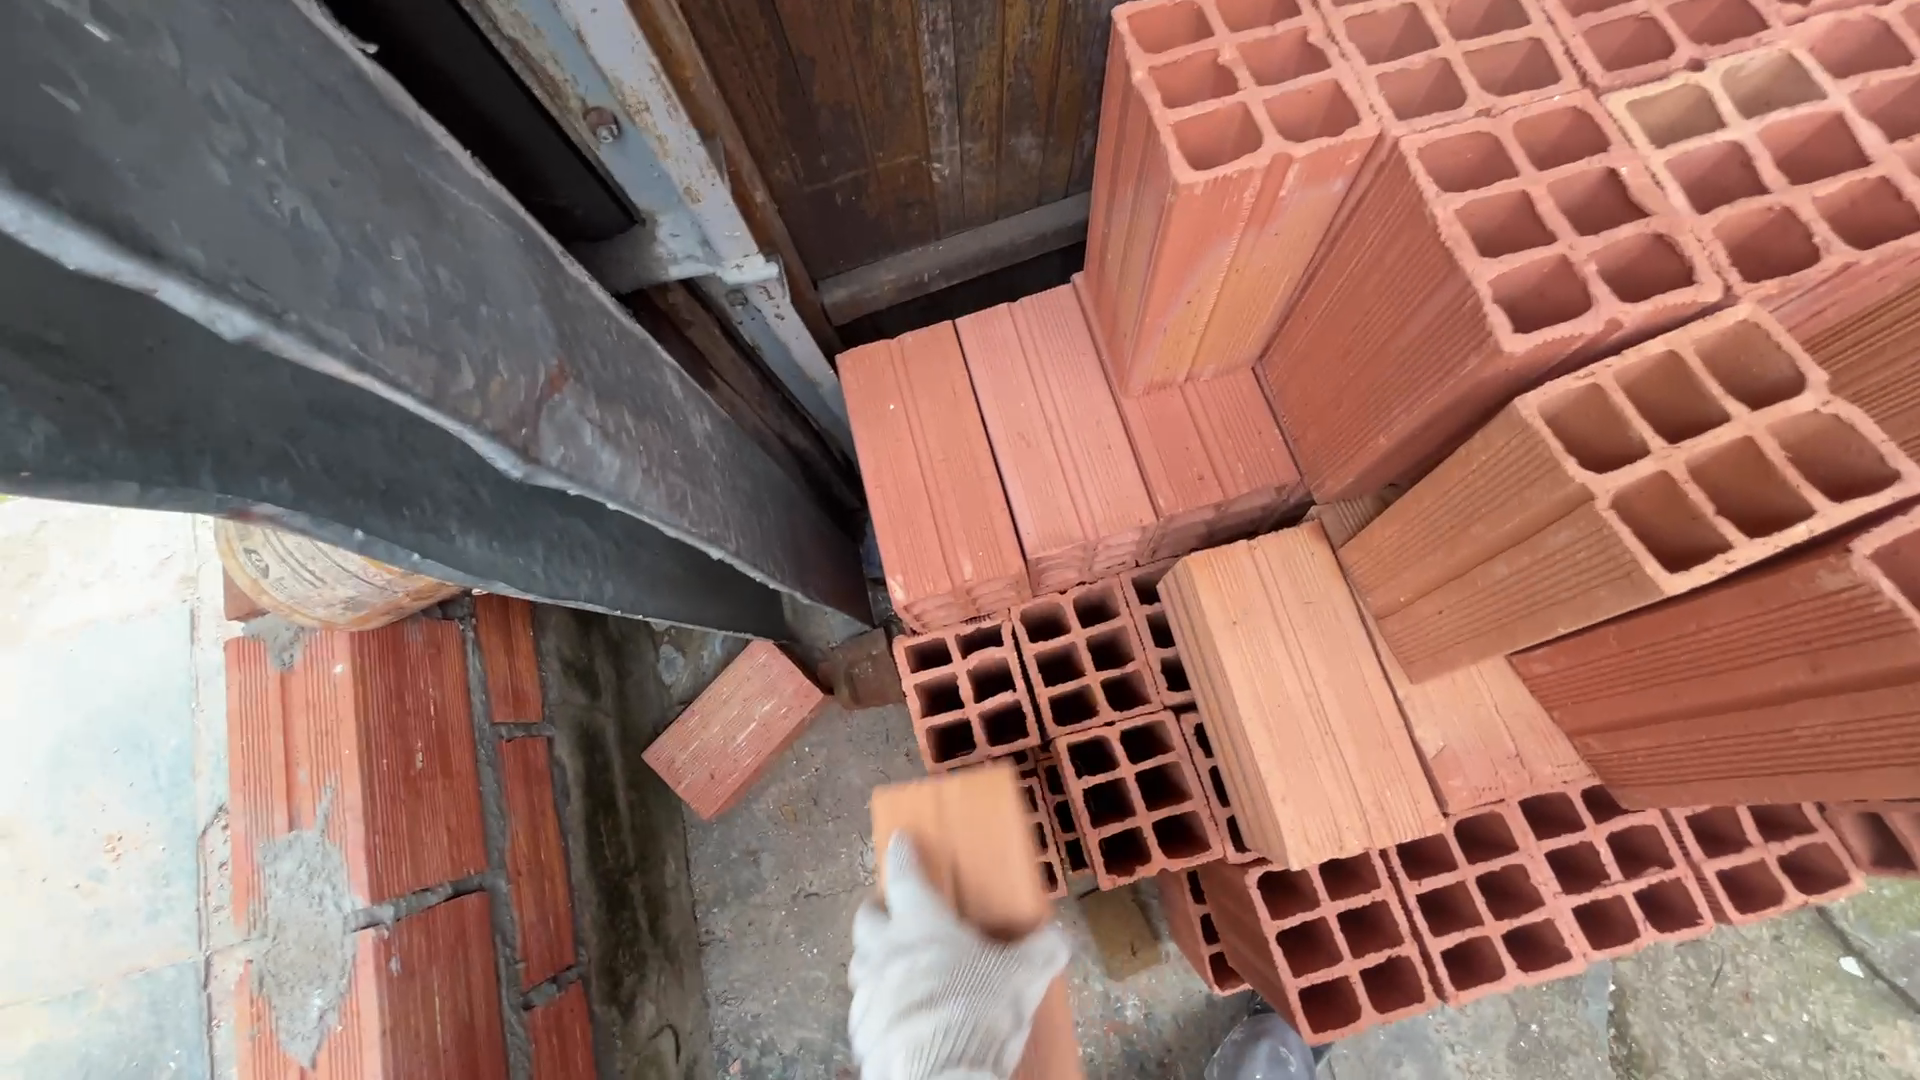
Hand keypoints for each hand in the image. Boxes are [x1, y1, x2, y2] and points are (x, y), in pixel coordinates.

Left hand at [848, 835, 1069, 1079]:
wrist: (940, 1075)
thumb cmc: (978, 1007)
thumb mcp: (1020, 977)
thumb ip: (1039, 953)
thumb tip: (1059, 939)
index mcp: (921, 923)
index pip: (905, 876)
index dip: (901, 855)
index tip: (899, 840)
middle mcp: (886, 950)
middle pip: (866, 920)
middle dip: (877, 913)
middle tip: (894, 916)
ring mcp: (869, 992)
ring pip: (861, 966)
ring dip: (874, 963)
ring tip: (897, 972)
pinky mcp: (862, 1033)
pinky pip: (864, 1012)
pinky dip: (878, 1009)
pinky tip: (898, 1019)